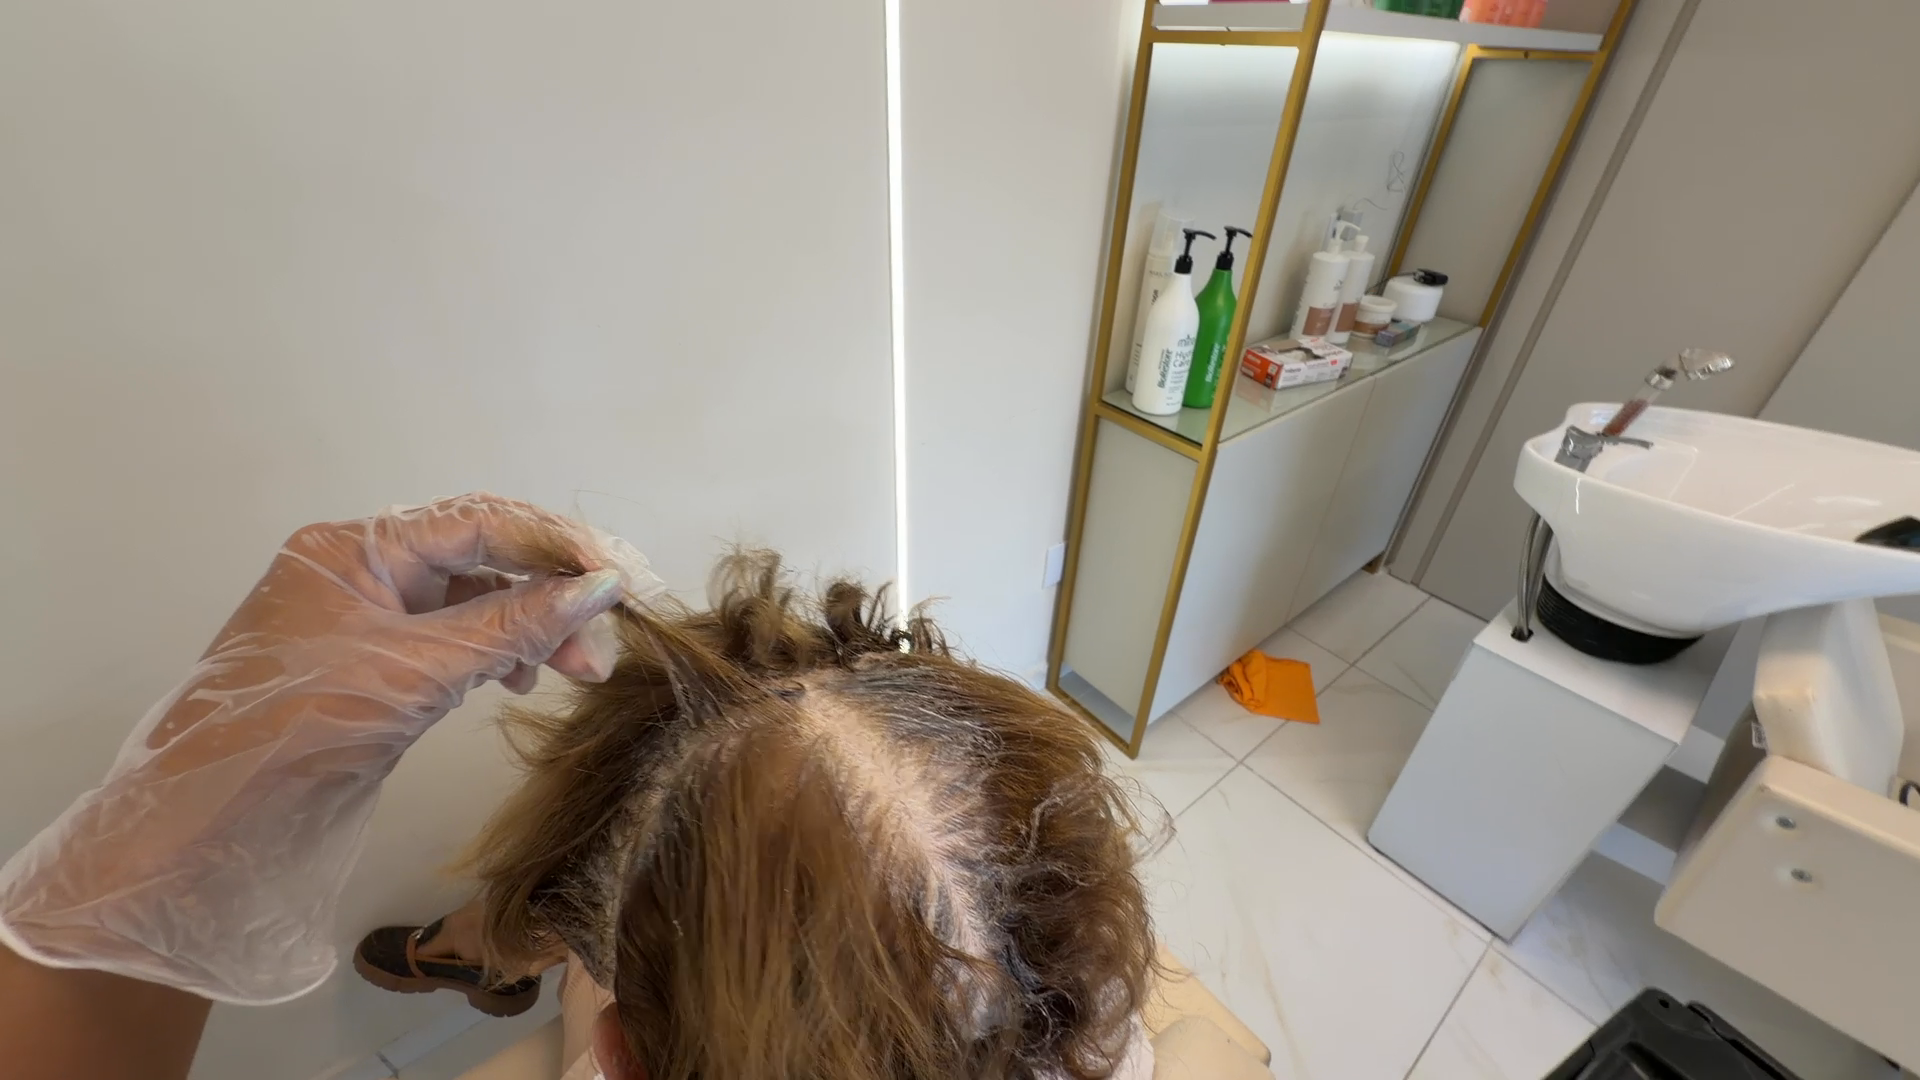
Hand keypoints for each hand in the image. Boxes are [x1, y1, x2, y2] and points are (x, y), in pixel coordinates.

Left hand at [0, 493, 659, 1003]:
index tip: (615, 573)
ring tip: (582, 670)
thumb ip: (518, 622)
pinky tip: (522, 680)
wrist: (208, 833)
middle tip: (605, 634)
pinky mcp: (391, 657)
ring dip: (539, 630)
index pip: (481, 523)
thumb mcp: (420, 668)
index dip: (556, 543)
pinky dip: (506, 654)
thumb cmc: (302, 729)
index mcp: (355, 549)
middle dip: (554, 596)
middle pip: (490, 561)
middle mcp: (369, 570)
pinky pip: (469, 637)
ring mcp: (380, 614)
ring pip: (487, 602)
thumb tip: (605, 586)